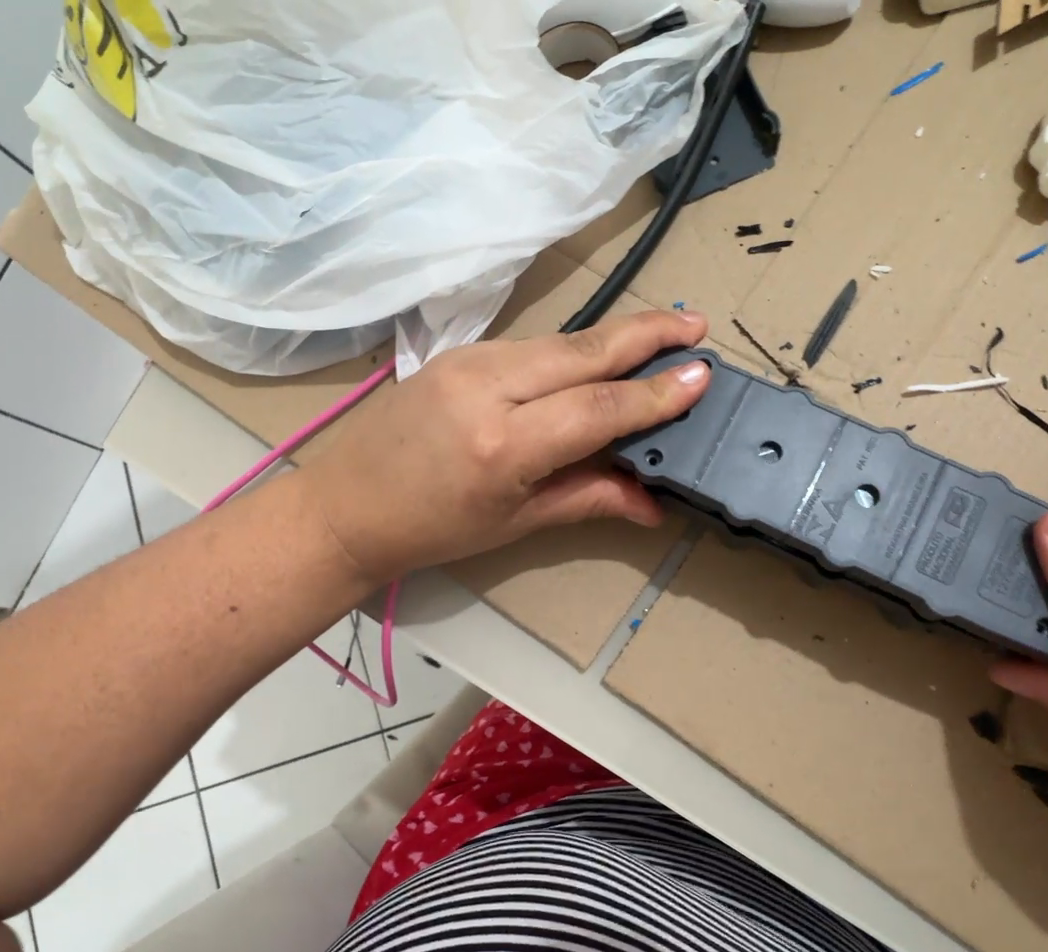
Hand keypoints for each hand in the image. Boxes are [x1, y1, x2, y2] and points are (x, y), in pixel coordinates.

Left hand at [291, 310, 710, 583]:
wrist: (345, 505)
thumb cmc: (430, 530)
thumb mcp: (514, 522)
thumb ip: (588, 498)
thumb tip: (651, 502)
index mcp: (504, 444)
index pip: (599, 408)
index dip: (656, 394)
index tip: (702, 375)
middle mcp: (488, 387)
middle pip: (584, 351)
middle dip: (646, 334)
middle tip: (696, 325)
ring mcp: (468, 361)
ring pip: (559, 341)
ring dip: (612, 338)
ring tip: (660, 335)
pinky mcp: (457, 352)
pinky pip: (529, 346)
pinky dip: (570, 350)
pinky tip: (595, 357)